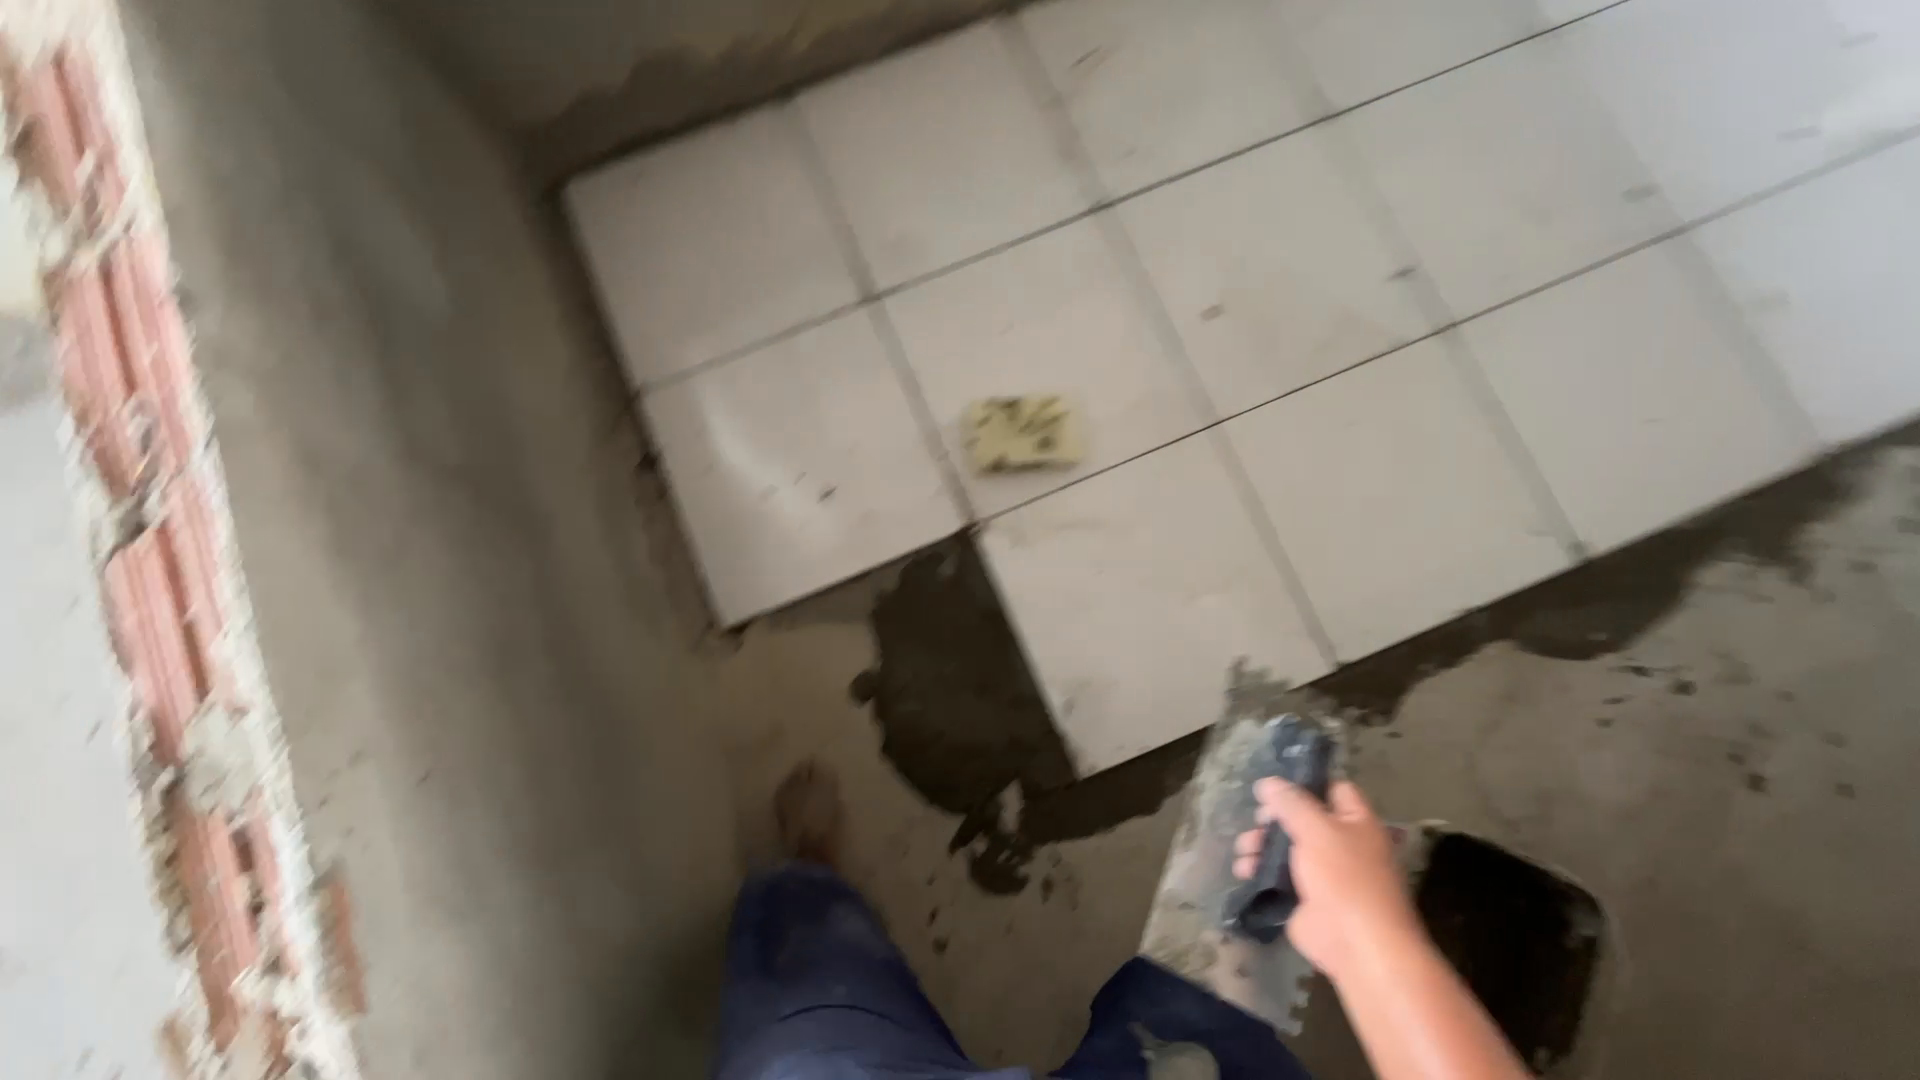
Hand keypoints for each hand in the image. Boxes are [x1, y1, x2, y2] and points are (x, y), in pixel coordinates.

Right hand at [1233, 778, 1423, 984]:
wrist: (1356, 944)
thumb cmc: (1344, 878)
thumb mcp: (1317, 829)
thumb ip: (1291, 803)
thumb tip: (1267, 783)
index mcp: (1356, 822)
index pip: (1333, 789)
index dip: (1306, 784)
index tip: (1275, 785)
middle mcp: (1341, 844)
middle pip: (1301, 819)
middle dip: (1273, 819)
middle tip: (1258, 821)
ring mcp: (1322, 873)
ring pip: (1285, 848)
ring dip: (1260, 845)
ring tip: (1245, 850)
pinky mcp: (1304, 897)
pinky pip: (1277, 876)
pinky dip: (1259, 871)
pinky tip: (1244, 871)